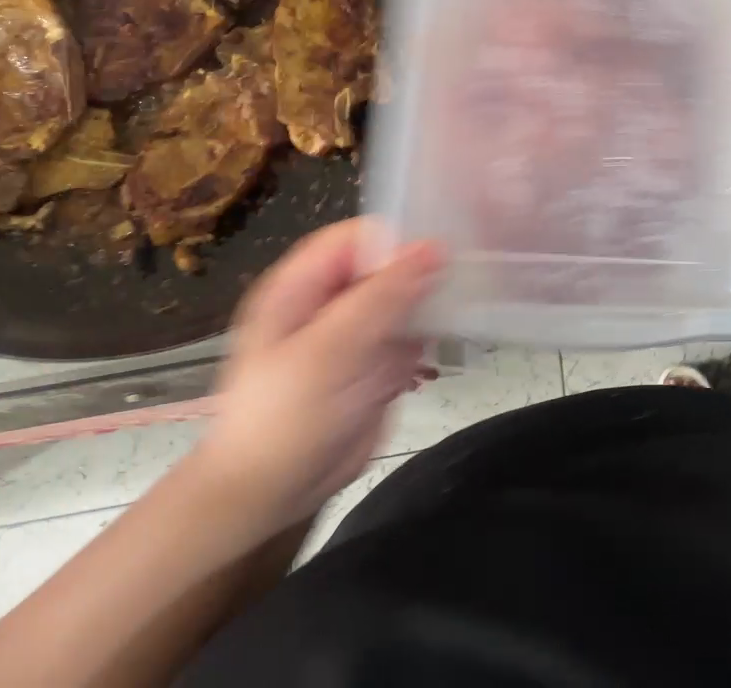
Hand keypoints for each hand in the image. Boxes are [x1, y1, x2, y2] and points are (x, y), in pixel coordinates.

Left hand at [185, 219, 444, 543]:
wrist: (273, 492)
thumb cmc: (288, 416)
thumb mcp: (332, 349)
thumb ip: (382, 296)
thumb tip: (433, 246)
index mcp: (301, 287)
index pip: (357, 239)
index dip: (395, 242)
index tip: (438, 257)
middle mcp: (330, 303)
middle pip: (386, 267)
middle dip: (419, 276)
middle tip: (457, 286)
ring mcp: (355, 335)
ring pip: (404, 301)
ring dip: (427, 310)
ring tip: (444, 326)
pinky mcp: (375, 365)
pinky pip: (410, 336)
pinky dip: (425, 343)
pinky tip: (430, 357)